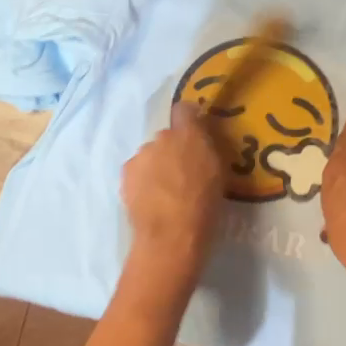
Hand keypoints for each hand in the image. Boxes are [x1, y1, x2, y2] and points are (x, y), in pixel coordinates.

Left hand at [123, 101, 226, 261]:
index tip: (195, 131)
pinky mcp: (126, 173)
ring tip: (165, 192)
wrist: (170, 235)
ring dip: (157, 165)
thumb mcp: (219, 174)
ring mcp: (141, 155)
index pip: (185, 109)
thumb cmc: (204, 206)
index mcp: (189, 134)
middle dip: (174, 149)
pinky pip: (138, 170)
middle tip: (183, 173)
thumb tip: (202, 138)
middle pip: (167, 137)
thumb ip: (208, 149)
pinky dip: (144, 179)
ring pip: (151, 154)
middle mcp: (162, 138)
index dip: (189, 118)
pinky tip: (151, 199)